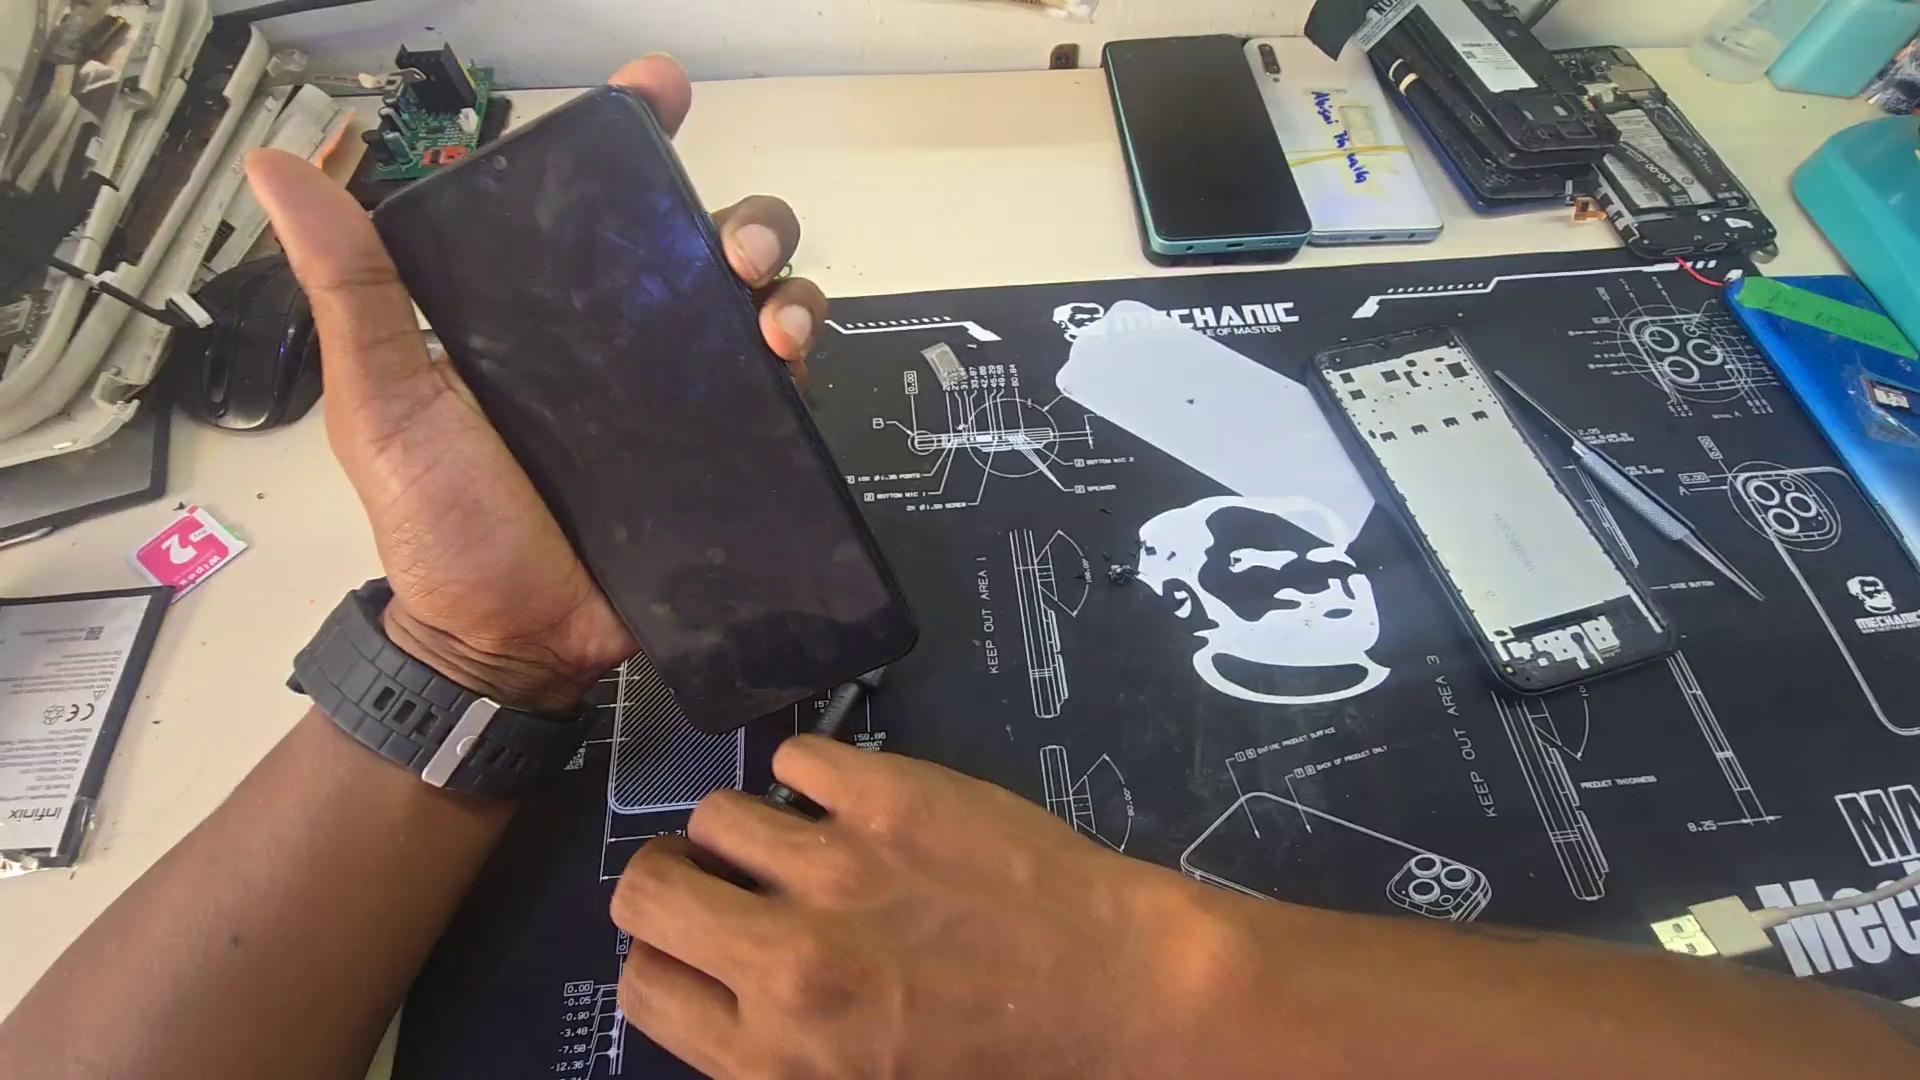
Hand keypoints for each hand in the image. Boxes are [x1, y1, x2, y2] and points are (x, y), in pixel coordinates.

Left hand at [246, 56, 828, 711]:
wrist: (514, 633)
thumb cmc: (446, 522)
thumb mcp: (388, 402)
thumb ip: (357, 296)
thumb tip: (286, 164)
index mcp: (556, 315)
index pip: (602, 208)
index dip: (635, 139)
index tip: (660, 94)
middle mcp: (635, 346)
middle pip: (711, 252)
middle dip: (743, 224)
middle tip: (730, 249)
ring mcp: (691, 402)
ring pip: (765, 313)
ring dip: (787, 290)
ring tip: (773, 316)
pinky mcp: (731, 454)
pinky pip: (783, 396)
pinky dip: (800, 364)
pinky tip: (791, 362)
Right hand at [610, 738, 1243, 1078]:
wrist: (1112, 987)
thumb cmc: (997, 1060)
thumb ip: (769, 1048)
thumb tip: (720, 983)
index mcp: (771, 1060)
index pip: (644, 985)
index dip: (658, 951)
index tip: (689, 934)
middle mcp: (785, 962)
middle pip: (649, 886)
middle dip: (667, 875)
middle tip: (712, 870)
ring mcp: (836, 867)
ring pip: (718, 813)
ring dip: (743, 823)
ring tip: (791, 832)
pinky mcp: (887, 795)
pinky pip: (798, 755)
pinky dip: (810, 771)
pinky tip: (846, 795)